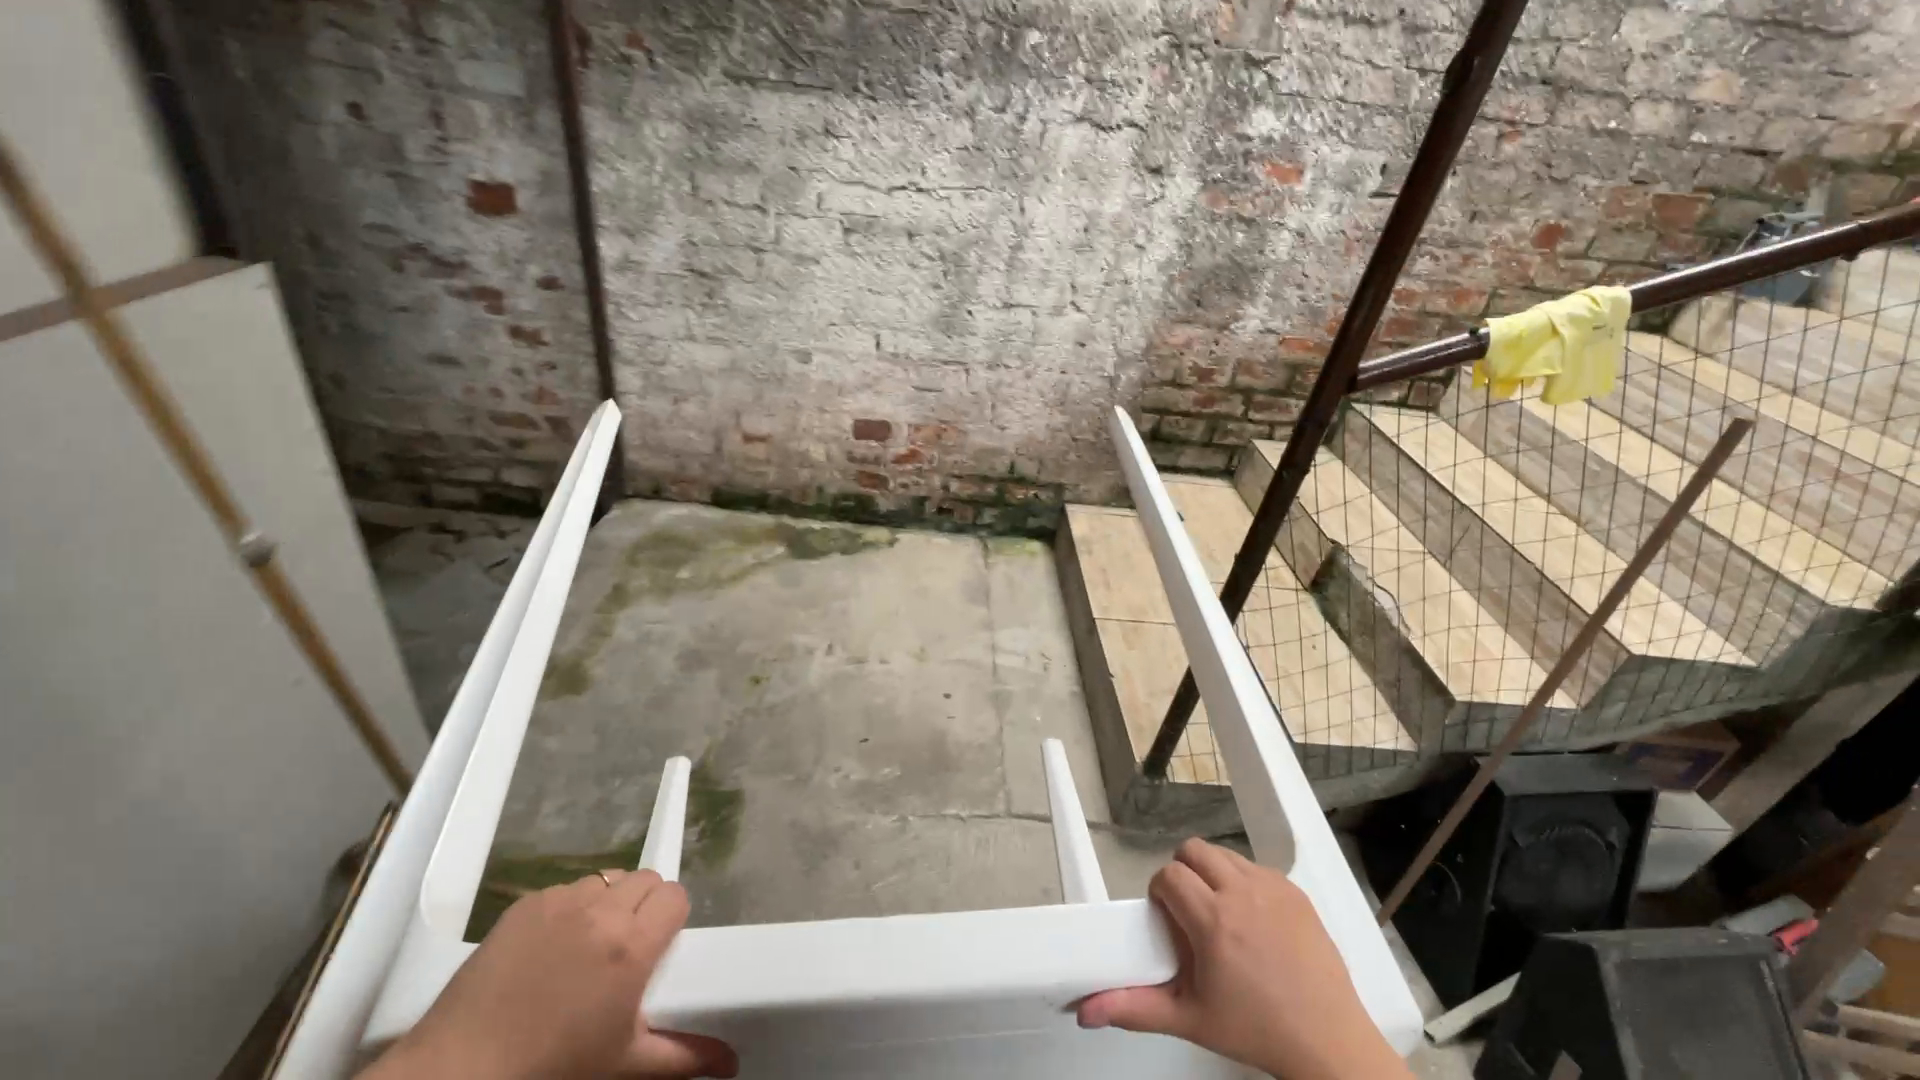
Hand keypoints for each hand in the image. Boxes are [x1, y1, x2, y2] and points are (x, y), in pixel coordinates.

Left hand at [362, 869, 735, 1079]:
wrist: (462, 1070)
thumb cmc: (553, 1068)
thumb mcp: (626, 1065)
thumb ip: (685, 1056)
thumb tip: (733, 1062)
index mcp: (633, 945)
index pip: (675, 895)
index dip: (673, 917)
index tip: (661, 945)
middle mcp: (601, 912)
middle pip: (645, 879)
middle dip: (646, 904)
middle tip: (630, 945)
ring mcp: (559, 903)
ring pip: (605, 879)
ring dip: (609, 901)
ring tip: (591, 943)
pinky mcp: (523, 905)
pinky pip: (564, 889)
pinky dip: (570, 908)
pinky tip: (552, 948)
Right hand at [1077, 840, 1409, 1079]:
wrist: (1327, 1040)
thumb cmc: (1256, 1030)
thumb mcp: (1188, 1019)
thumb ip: (1133, 1008)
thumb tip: (1086, 1010)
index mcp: (1213, 921)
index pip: (1169, 875)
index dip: (1160, 891)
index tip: (1165, 917)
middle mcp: (1243, 894)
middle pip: (1194, 850)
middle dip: (1182, 872)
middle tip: (1187, 909)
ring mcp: (1274, 890)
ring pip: (1226, 855)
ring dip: (1212, 873)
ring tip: (1218, 913)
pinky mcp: (1297, 893)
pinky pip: (1257, 868)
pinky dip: (1245, 882)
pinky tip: (1250, 920)